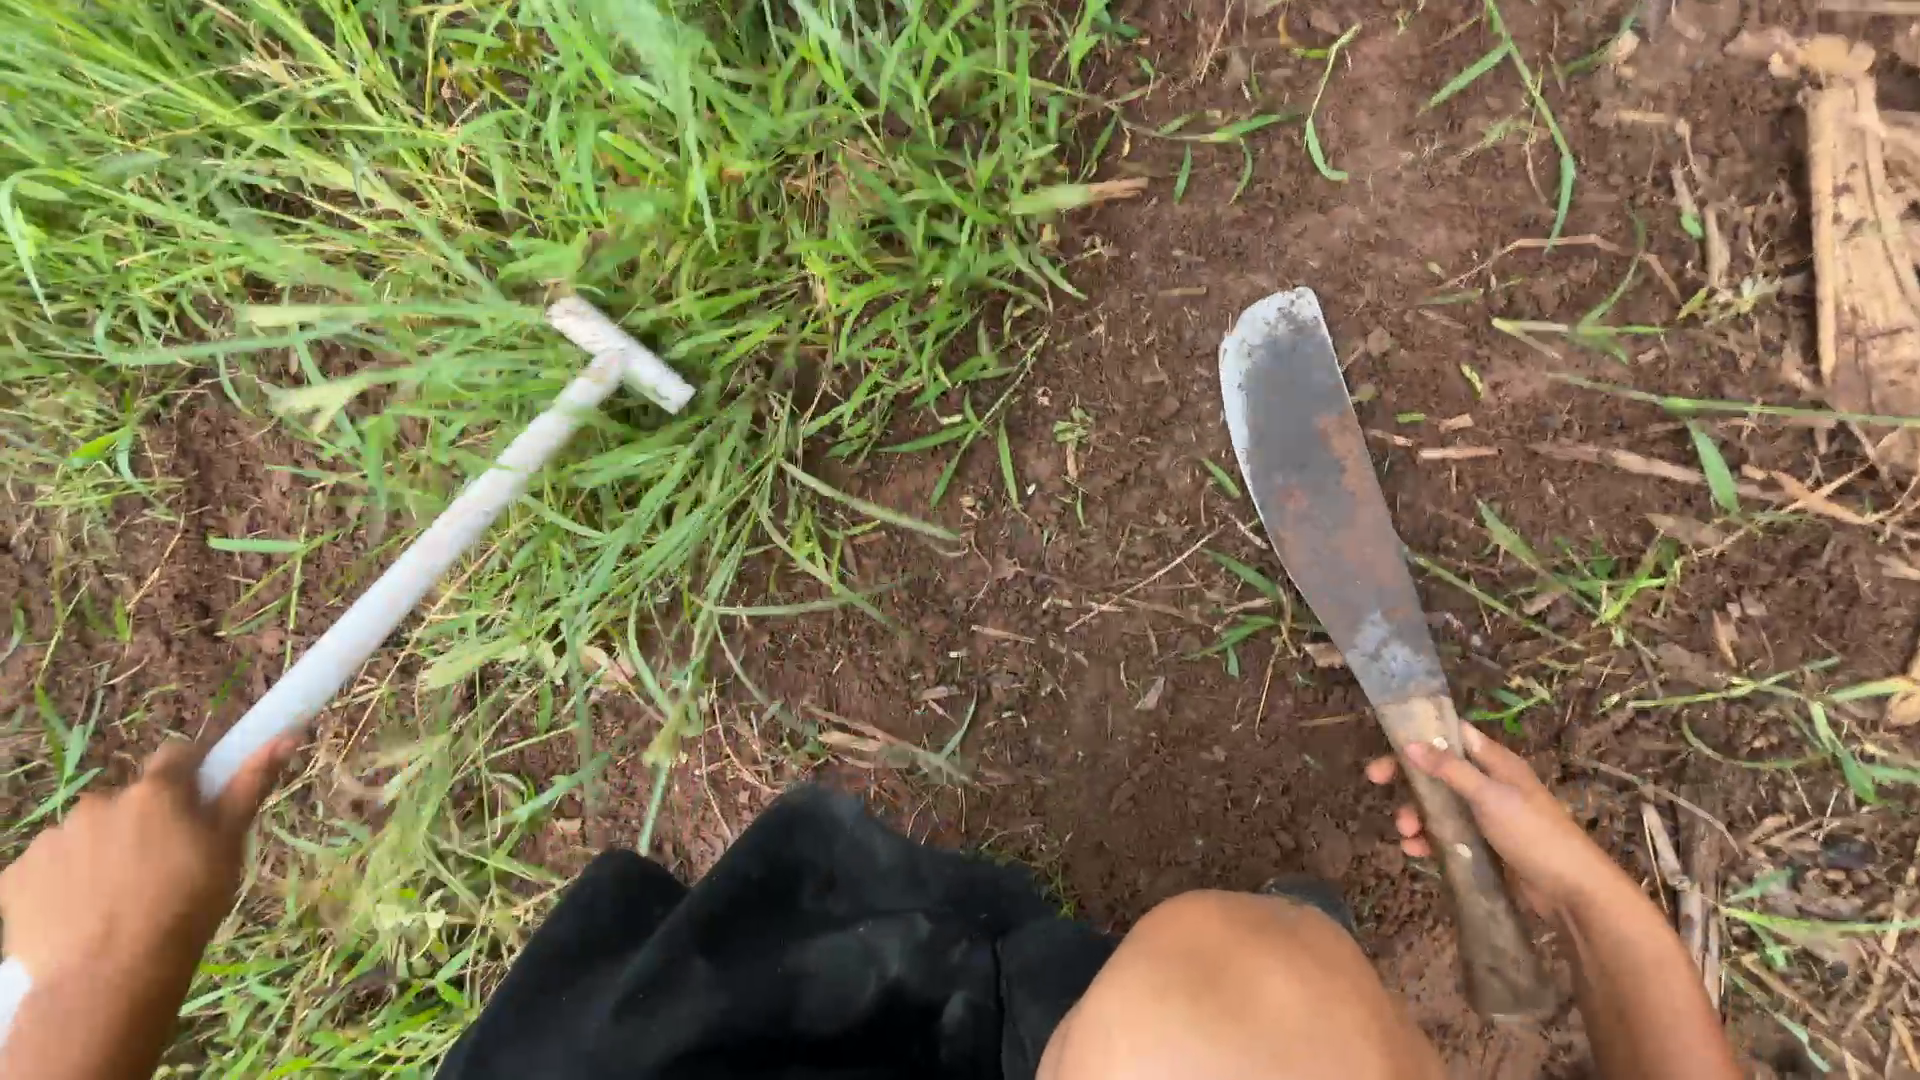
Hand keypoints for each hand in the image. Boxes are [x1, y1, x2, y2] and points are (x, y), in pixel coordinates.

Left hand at [0, 735, 298, 990]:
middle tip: (168, 858)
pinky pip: (51, 863)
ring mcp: (51, 840)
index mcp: (155, 791)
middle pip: (131, 798)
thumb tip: (285, 738)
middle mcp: (98, 803)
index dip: (193, 773)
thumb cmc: (189, 900)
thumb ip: (250, 785)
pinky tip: (86, 906)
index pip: (177, 755)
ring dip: (107, 846)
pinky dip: (69, 876)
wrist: (111, 973)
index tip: (202, 801)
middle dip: (147, 818)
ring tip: (124, 890)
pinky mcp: (15, 876)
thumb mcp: (231, 841)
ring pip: (90, 830)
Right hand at [1364, 724, 1633, 918]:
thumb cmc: (1535, 835)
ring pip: (1438, 804)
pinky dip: (1428, 839)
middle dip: (1407, 777)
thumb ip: (1450, 770)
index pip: (1452, 735)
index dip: (1419, 734)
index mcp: (1496, 764)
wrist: (1575, 894)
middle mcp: (1489, 784)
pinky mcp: (1484, 844)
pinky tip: (1415, 850)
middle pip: (1437, 770)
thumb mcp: (1491, 797)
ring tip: (1405, 832)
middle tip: (1374, 779)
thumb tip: (1409, 743)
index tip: (1387, 742)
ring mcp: (1486, 815)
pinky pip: (1446, 834)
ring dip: (1416, 814)